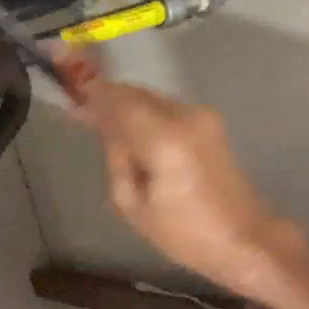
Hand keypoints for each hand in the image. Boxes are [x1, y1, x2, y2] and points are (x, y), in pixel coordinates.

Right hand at [64, 54, 307, 295]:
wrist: (247, 240)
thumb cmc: (184, 233)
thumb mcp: (132, 203)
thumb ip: (115, 156)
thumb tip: (104, 125)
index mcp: (164, 140)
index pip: (117, 99)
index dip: (87, 84)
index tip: (61, 68)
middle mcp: (184, 117)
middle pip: (132, 93)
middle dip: (103, 94)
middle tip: (74, 102)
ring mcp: (201, 116)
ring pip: (148, 98)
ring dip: (121, 104)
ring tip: (96, 118)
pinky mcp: (209, 123)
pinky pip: (163, 108)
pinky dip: (140, 111)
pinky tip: (126, 128)